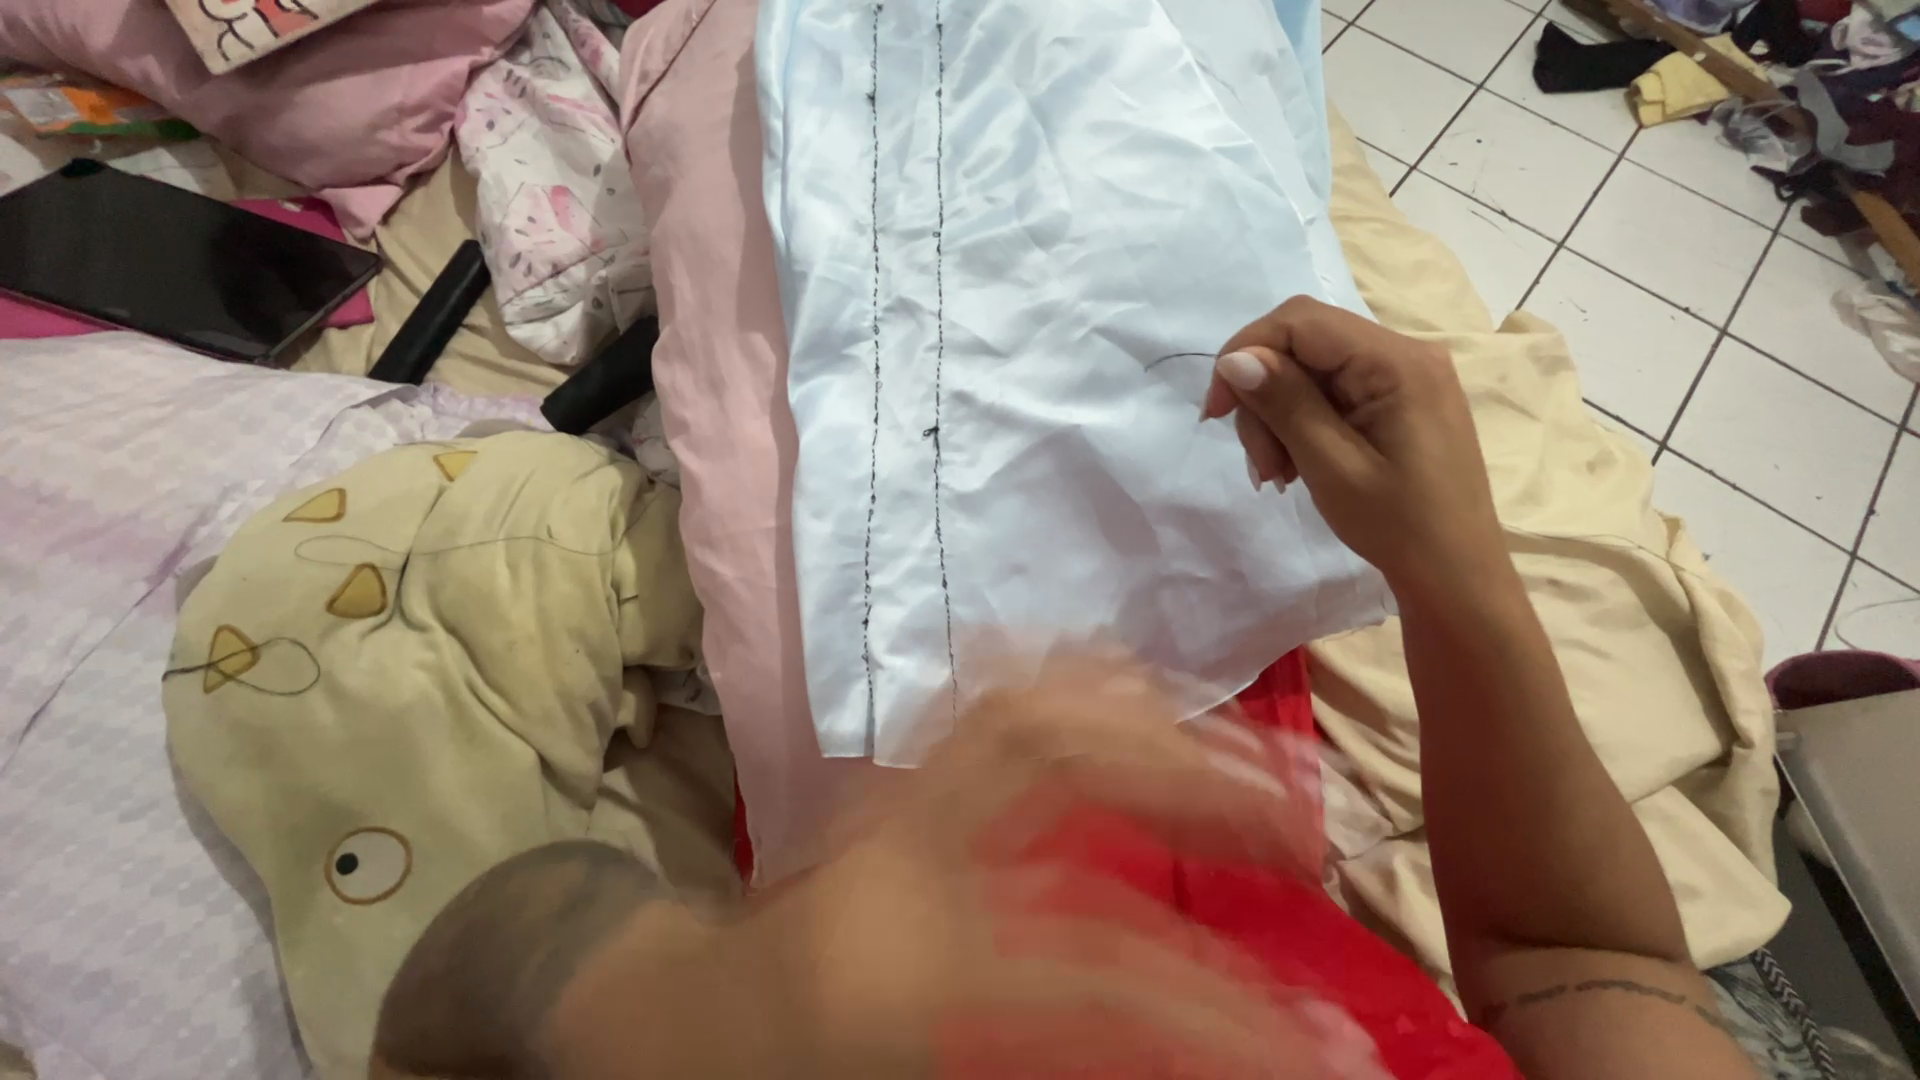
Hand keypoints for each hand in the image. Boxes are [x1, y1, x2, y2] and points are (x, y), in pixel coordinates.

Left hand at [548, 655, 1345, 1078]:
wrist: (672, 1021)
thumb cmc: (784, 1069)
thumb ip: (1063, 1042)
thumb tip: (1188, 1031)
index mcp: (904, 963)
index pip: (1099, 967)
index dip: (1226, 1012)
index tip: (1327, 1045)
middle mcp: (901, 847)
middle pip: (1053, 750)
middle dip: (1191, 776)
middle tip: (1289, 823)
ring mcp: (888, 794)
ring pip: (1017, 699)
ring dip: (1134, 711)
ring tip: (1226, 754)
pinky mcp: (890, 780)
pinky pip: (983, 698)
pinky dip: (1067, 684)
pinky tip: (1124, 700)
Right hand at [1202, 296, 1507, 594]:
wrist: (1454, 573)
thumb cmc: (1397, 524)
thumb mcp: (1331, 465)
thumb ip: (1285, 403)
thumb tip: (1234, 359)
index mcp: (1396, 361)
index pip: (1299, 321)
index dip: (1245, 353)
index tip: (1217, 413)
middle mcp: (1404, 353)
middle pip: (1301, 346)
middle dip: (1263, 397)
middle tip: (1261, 463)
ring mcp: (1401, 377)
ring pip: (1308, 372)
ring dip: (1277, 418)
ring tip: (1279, 475)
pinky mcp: (1395, 400)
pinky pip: (1329, 394)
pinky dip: (1299, 425)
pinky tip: (1296, 467)